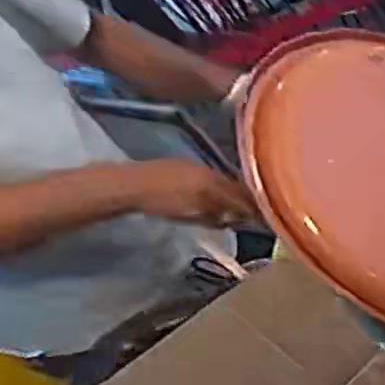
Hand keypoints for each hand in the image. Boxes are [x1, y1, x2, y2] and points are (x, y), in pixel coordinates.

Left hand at [123, 159, 256, 225]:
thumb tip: (238, 219)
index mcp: (217, 180)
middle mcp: (208, 169)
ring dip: (225, 193)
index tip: (263, 219)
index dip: (255, 208)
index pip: (245, 196)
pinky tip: (204, 195)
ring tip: (227, 205)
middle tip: (248, 213)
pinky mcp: (173, 165)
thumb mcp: (197, 214)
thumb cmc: (163, 202)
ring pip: (218, 181)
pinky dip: (209, 188)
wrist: (121, 185)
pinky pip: (201, 177)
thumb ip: (221, 216)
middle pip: (234, 186)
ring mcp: (189, 165)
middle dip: (242, 199)